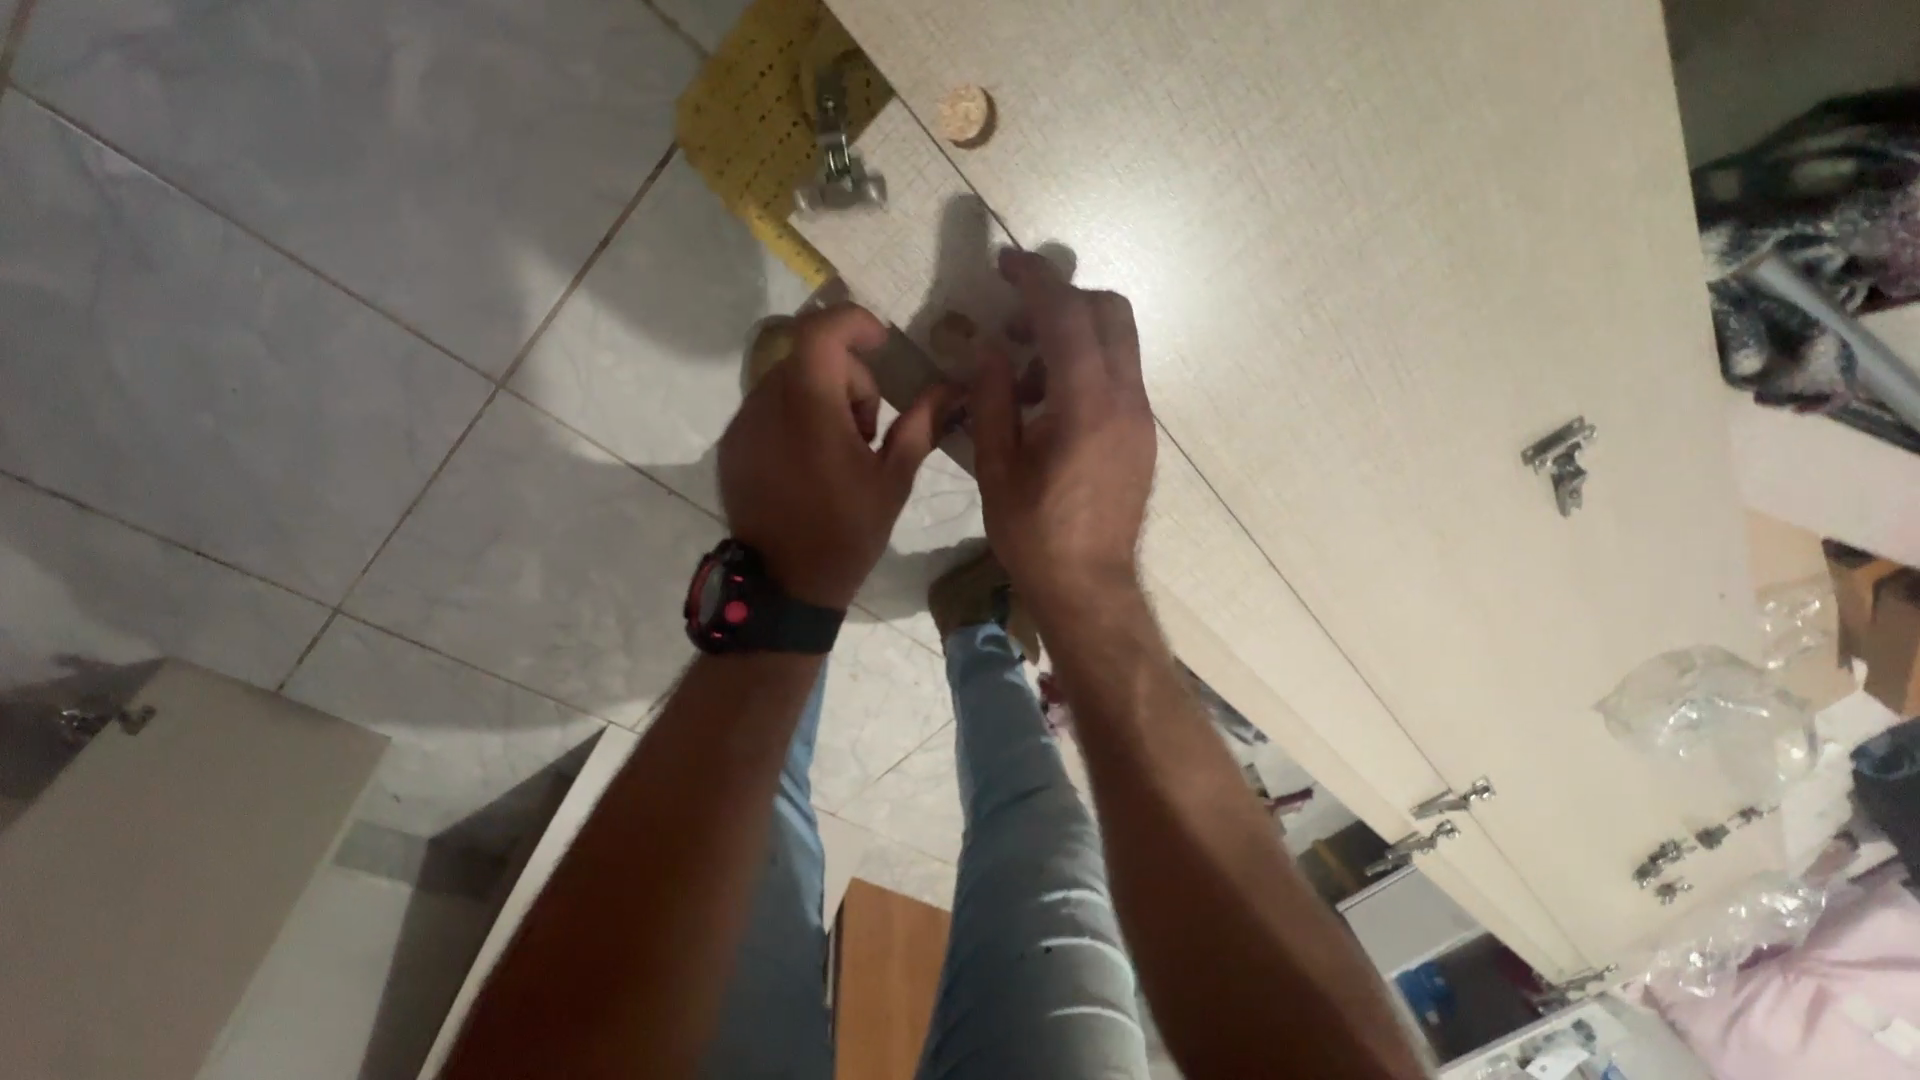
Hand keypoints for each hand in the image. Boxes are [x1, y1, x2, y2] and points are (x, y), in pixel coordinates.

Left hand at [718, 305, 956, 609]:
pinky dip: (794, 418)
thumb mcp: (893, 480)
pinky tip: (808, 464)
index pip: (821, 331)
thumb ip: (918, 424)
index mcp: (810, 409)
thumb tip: (949, 388)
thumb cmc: (846, 533)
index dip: (853, 323)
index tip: (880, 343)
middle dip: (847, 377)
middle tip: (868, 427)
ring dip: (820, 397)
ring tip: (838, 450)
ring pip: (786, 381)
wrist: (784, 586)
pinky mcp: (731, 447)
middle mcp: (766, 405)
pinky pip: (766, 410)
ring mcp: (743, 426)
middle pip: (810, 358)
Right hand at [973, 249, 1156, 611]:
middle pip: (1109, 311)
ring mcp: (1140, 417)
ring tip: (1023, 376)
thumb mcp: (996, 466)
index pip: (1068, 315)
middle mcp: (1125, 400)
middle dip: (1061, 299)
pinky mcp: (1142, 434)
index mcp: (1085, 406)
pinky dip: (1085, 366)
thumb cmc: (1034, 535)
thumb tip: (987, 347)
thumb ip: (992, 398)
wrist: (1089, 586)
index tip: (1005, 264)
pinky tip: (1048, 405)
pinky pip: (1119, 375)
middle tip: (1014, 323)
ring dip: (1072, 335)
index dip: (1036, 279)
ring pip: (1118, 342)